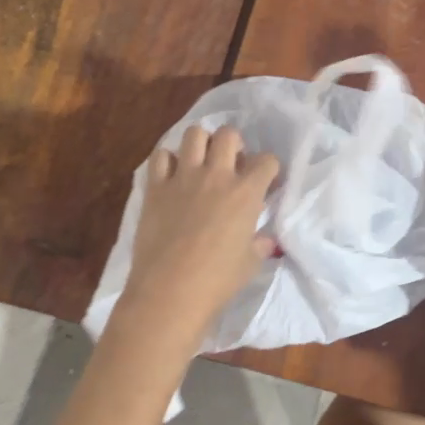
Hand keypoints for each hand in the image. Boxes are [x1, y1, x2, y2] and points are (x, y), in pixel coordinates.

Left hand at [119, 126, 278, 338]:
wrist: (170, 290)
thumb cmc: (218, 280)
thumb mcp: (250, 263)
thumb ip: (259, 243)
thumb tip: (263, 239)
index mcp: (246, 193)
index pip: (267, 161)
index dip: (270, 168)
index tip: (267, 181)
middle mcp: (216, 176)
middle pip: (229, 135)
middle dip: (235, 144)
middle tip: (232, 163)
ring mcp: (183, 178)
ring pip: (194, 134)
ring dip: (202, 143)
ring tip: (202, 161)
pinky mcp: (155, 187)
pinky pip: (161, 156)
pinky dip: (169, 160)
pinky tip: (173, 175)